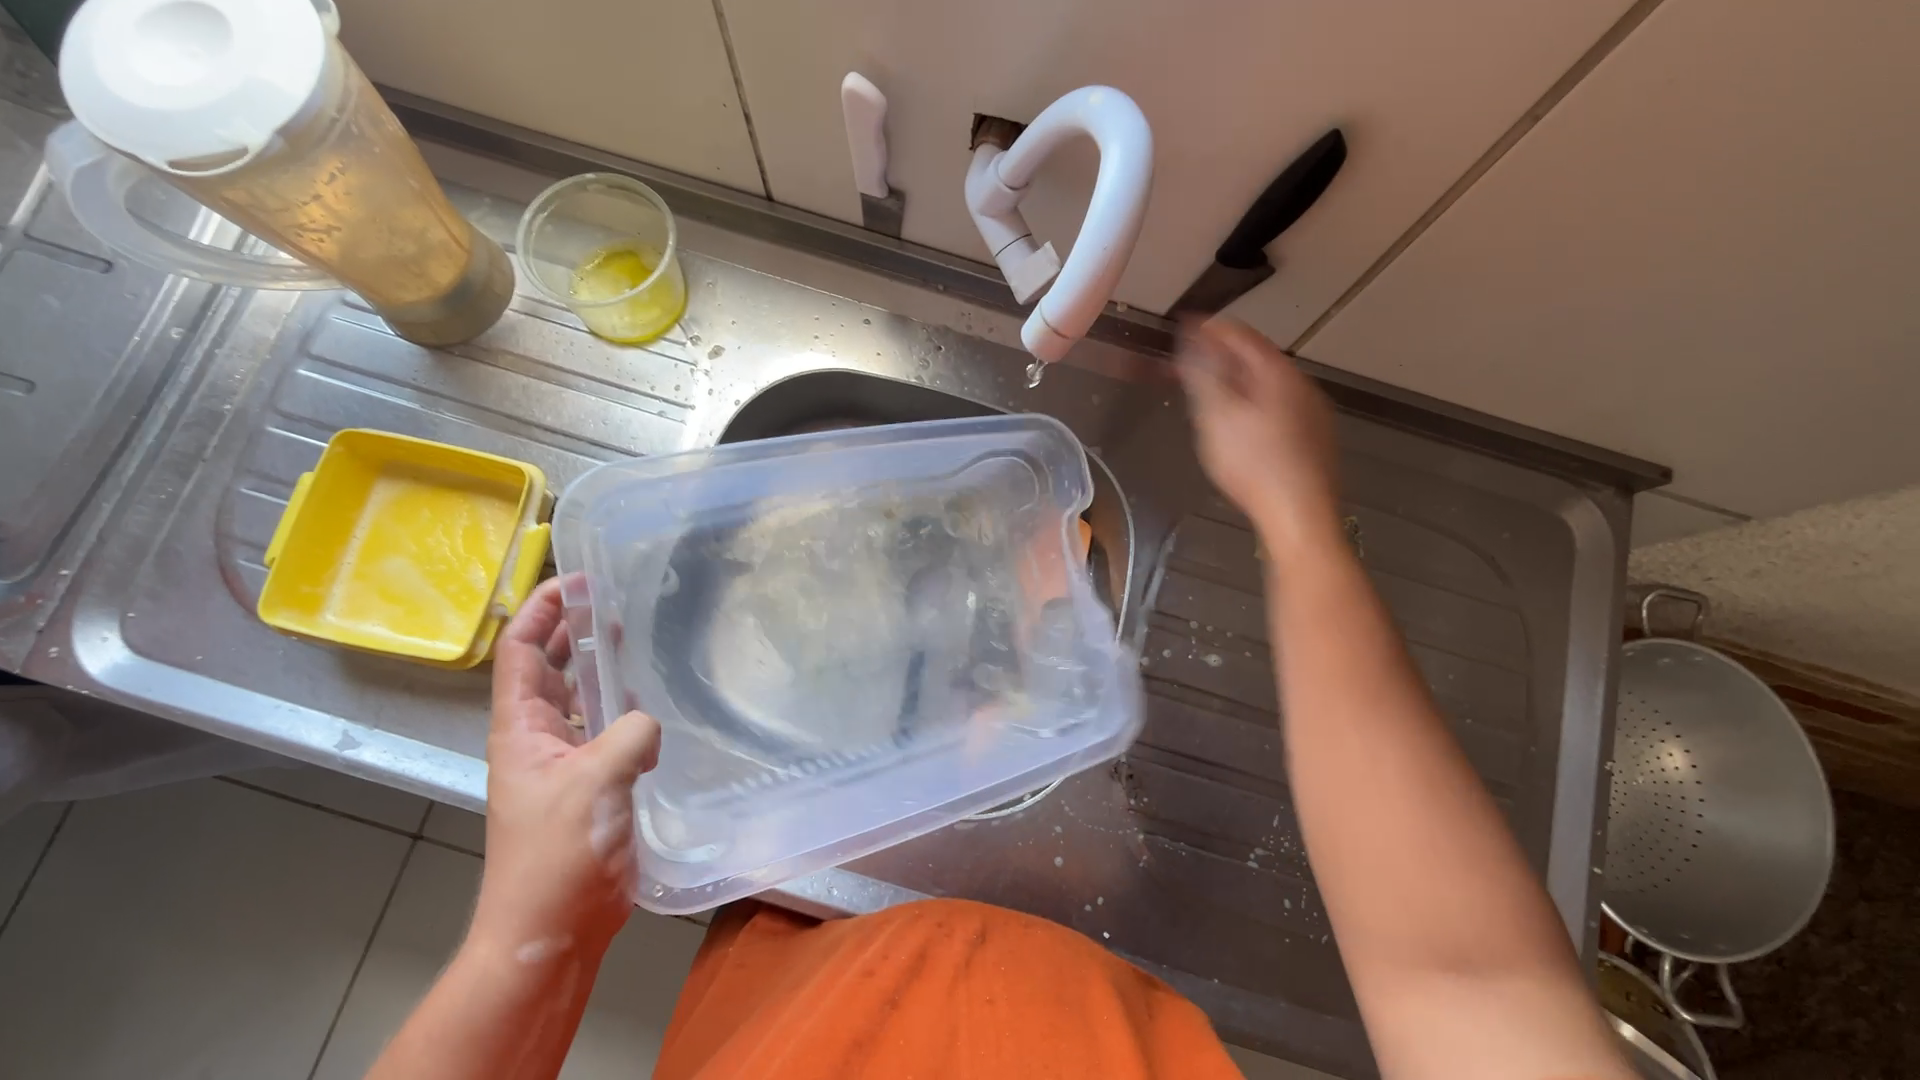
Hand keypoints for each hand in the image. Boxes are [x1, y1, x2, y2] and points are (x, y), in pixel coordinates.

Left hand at [470, 575, 660, 959]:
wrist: (553, 926)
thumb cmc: (557, 853)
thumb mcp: (594, 782)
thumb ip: (629, 734)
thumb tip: (647, 722)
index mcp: (520, 728)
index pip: (522, 652)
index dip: (541, 611)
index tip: (576, 580)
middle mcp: (538, 738)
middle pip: (550, 669)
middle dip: (575, 631)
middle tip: (616, 601)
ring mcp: (566, 763)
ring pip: (583, 701)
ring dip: (604, 671)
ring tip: (640, 642)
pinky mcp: (595, 787)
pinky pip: (612, 734)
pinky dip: (630, 713)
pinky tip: (657, 705)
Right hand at [1178, 317, 1341, 552]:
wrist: (1300, 515)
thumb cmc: (1253, 464)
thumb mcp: (1216, 415)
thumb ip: (1202, 373)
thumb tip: (1192, 339)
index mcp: (1277, 373)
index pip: (1241, 335)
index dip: (1210, 327)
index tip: (1185, 323)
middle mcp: (1301, 385)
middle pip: (1256, 359)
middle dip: (1220, 357)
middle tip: (1187, 362)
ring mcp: (1312, 413)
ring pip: (1268, 385)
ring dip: (1236, 381)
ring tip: (1208, 391)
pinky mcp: (1314, 439)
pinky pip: (1278, 407)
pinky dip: (1253, 403)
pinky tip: (1239, 423)